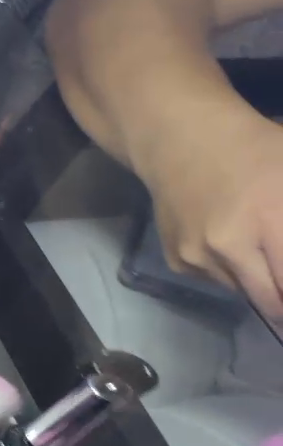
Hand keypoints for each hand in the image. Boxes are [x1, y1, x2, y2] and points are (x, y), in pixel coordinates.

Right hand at [142, 114, 282, 320]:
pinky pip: (215, 279)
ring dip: (261, 284)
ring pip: (242, 289)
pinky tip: (235, 252)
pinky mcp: (177, 261)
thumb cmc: (260, 152)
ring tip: (265, 262)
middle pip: (267, 297)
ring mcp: (195, 257)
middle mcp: (226, 250)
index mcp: (268, 226)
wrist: (184, 149)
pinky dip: (233, 273)